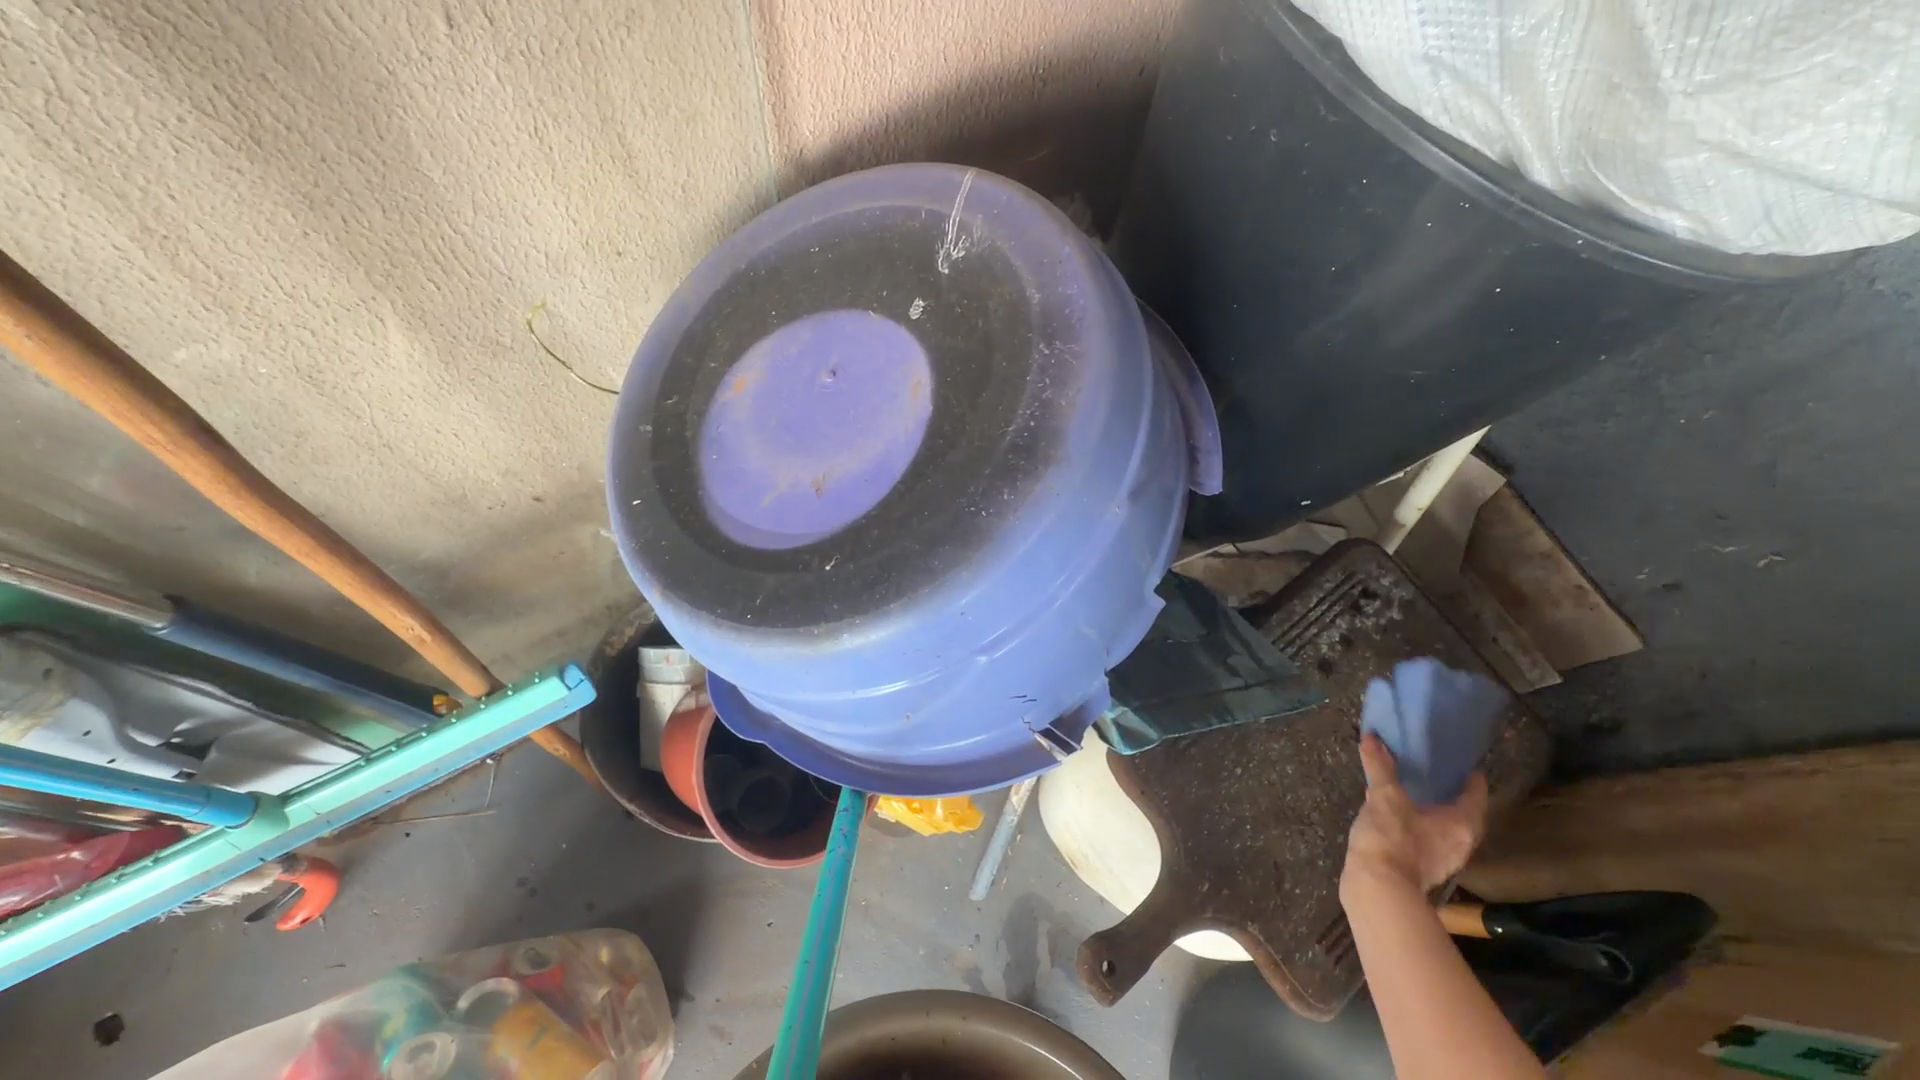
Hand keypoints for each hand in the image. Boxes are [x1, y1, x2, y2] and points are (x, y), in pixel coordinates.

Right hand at [1342, 734, 1488, 899]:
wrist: (1376, 889)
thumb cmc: (1392, 839)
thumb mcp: (1384, 797)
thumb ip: (1380, 767)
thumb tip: (1372, 737)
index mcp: (1463, 823)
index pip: (1475, 791)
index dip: (1466, 772)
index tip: (1454, 755)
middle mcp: (1461, 842)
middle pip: (1462, 810)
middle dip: (1448, 790)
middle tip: (1431, 767)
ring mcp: (1444, 858)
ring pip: (1445, 826)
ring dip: (1432, 809)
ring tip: (1412, 788)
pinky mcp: (1424, 868)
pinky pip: (1428, 838)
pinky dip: (1419, 824)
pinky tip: (1398, 814)